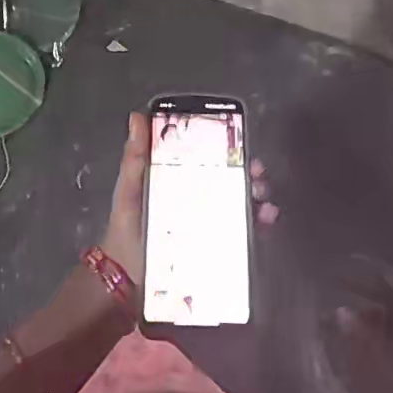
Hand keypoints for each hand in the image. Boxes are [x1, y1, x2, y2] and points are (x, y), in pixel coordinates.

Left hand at [99, 114, 272, 300]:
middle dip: (248, 171)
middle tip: (256, 170)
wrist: (128, 276)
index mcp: (177, 179)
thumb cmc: (127, 226)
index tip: (239, 141)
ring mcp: (208, 222)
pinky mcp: (217, 246)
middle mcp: (196, 197)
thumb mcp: (129, 187)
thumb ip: (134, 156)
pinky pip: (244, 231)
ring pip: (242, 201)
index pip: (206, 158)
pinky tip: (265, 217)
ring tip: (262, 194)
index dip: (225, 147)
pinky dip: (260, 222)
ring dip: (257, 193)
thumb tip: (136, 116)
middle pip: (229, 178)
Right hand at [325, 261, 392, 392]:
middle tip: (334, 294)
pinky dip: (373, 345)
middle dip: (366, 299)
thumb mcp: (373, 382)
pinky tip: (352, 353)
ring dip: (368, 324)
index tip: (346, 262)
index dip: (376, 272)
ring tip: (336, 323)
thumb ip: (357, 341)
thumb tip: (342, 310)